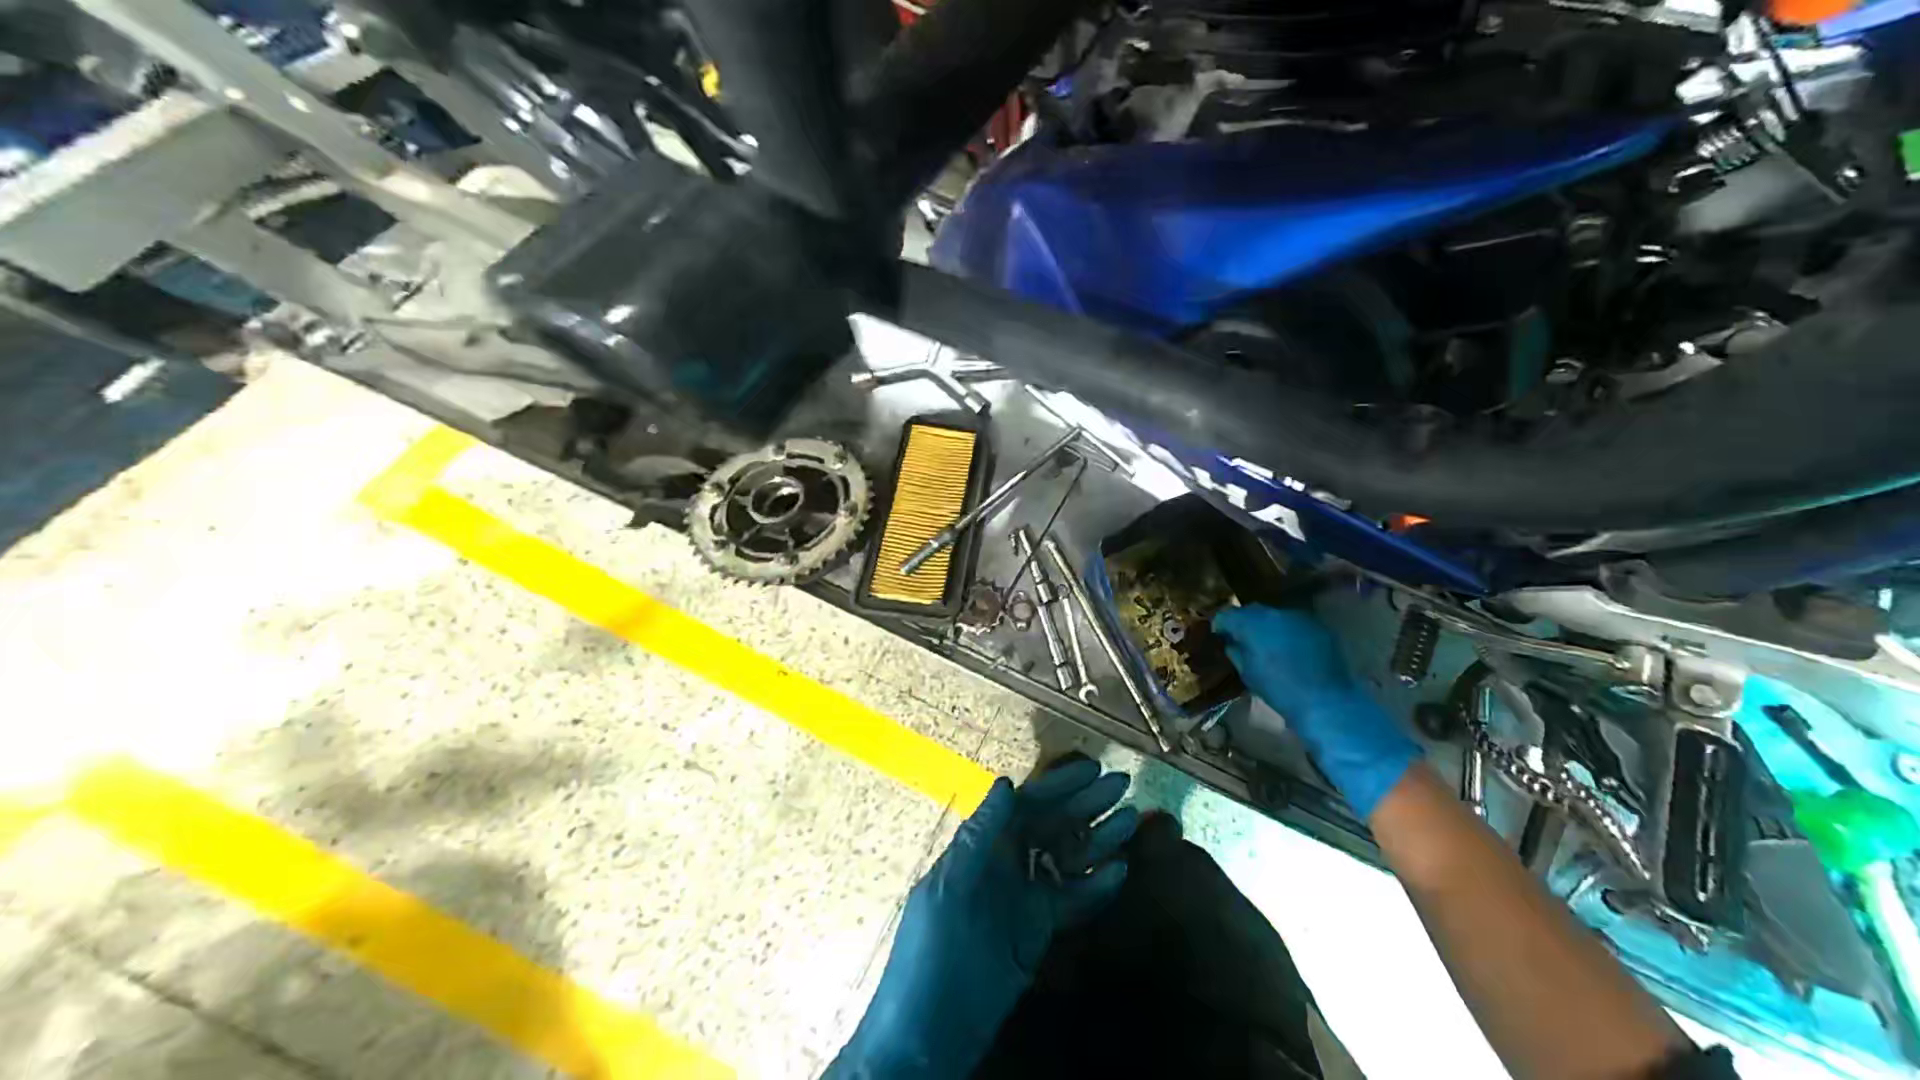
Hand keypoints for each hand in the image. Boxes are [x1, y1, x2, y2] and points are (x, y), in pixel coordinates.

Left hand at [828, 757, 1137, 1078]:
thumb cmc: (932, 953)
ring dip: (1097, 840)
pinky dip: (1095, 887)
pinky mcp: (1037, 934)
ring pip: (1065, 860)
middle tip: (1123, 784)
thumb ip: (980, 836)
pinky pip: (1071, 902)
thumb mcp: (951, 888)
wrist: (930, 1032)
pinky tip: (1120, 871)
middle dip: (1084, 805)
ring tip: (1132, 819)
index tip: (1092, 770)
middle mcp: (1005, 866)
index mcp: (981, 848)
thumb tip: (1005, 783)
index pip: (1024, 805)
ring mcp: (1023, 899)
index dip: (1057, 786)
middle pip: (1050, 826)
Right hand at [1212, 604, 1420, 819]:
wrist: (1328, 704)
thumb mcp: (1249, 674)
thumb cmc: (1281, 692)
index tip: (1219, 635)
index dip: (1221, 624)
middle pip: (1252, 611)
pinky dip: (1285, 631)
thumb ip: (1237, 652)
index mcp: (1255, 624)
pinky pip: (1293, 623)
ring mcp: (1300, 618)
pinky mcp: (1318, 627)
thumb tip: (1232, 642)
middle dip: (1244, 622)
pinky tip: (1286, 648)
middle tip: (1240, 638)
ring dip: (1266, 626)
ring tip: (1264, 644)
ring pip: (1274, 615)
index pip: (1229, 615)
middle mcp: (1277, 614)